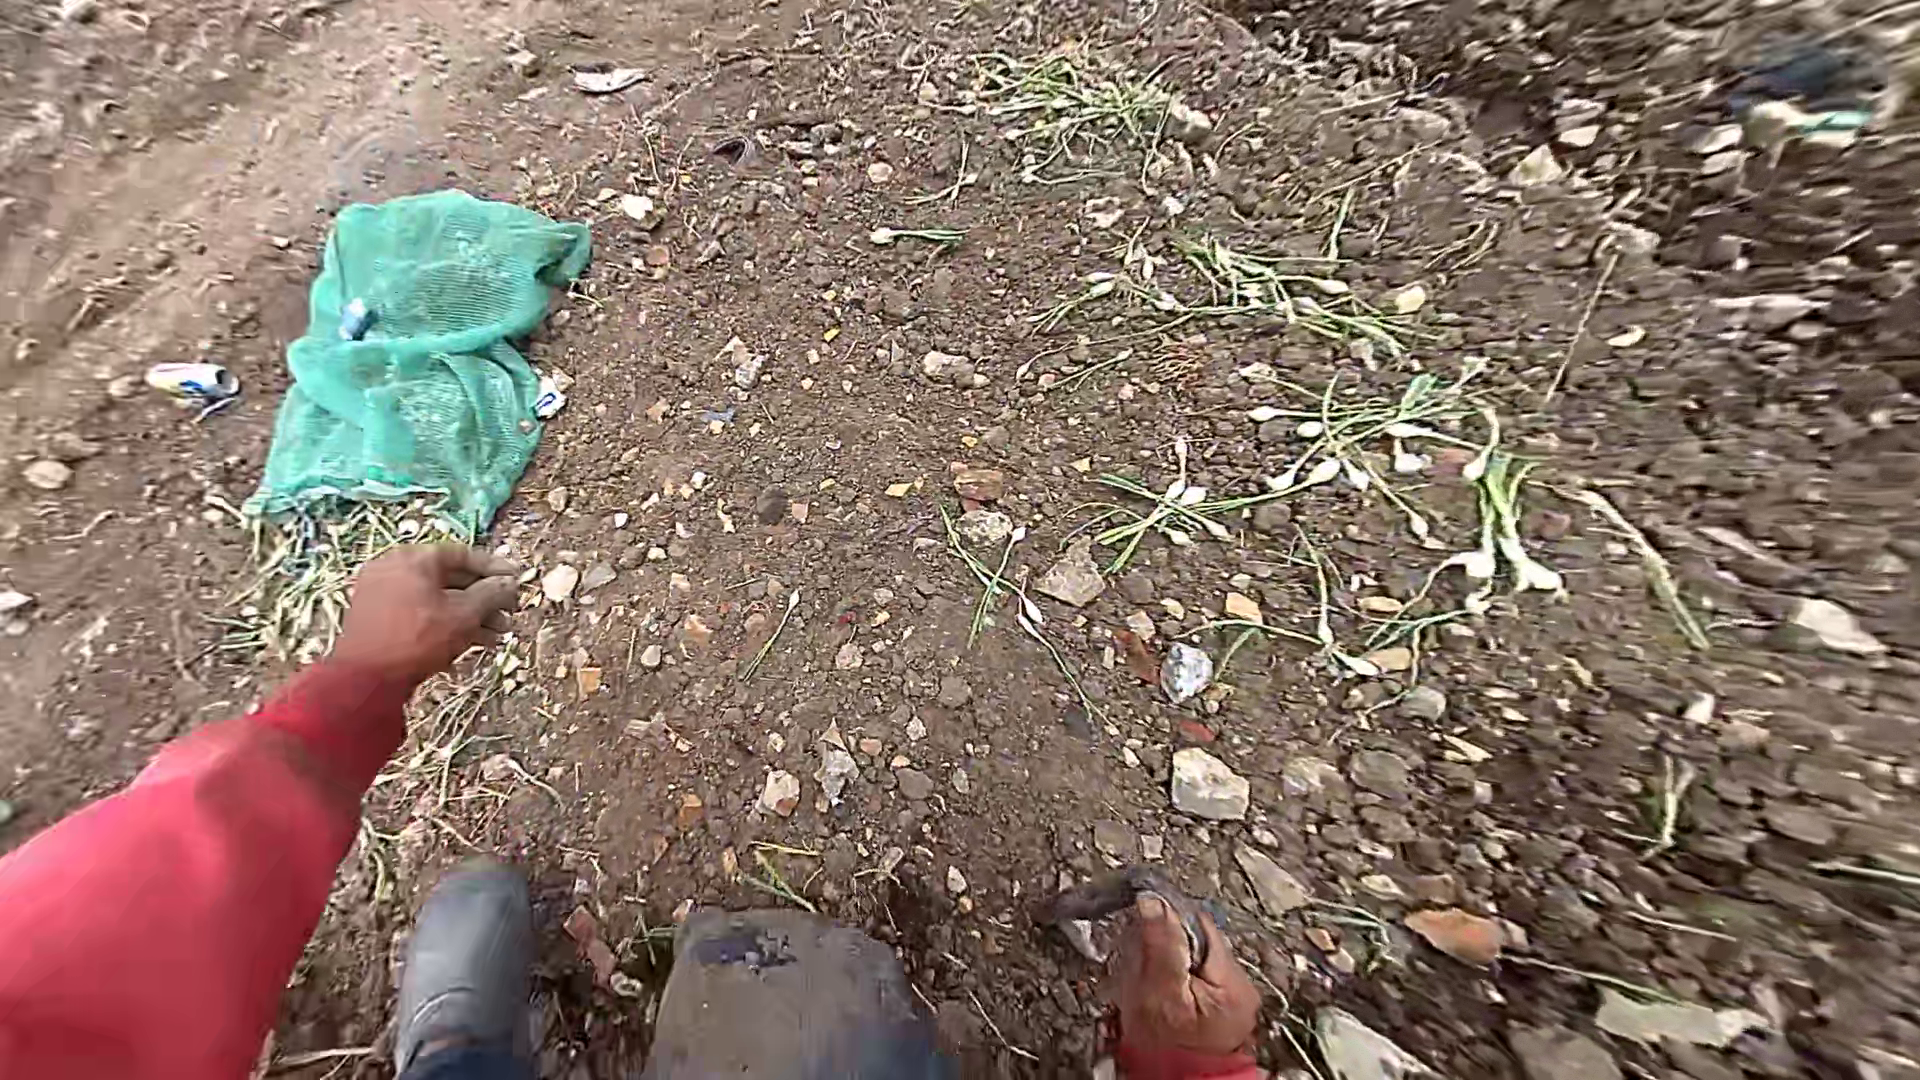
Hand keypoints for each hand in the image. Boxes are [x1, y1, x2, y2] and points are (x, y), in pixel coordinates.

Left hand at [333, 544, 520, 685]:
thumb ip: (493, 591)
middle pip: (453, 577)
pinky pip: (424, 610)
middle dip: (487, 597)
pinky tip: (478, 639)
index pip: (464, 554)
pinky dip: (451, 621)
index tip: (516, 581)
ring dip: (474, 612)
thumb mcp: (467, 611)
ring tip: (498, 632)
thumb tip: (508, 582)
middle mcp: (394, 570)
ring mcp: (383, 593)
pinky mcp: (380, 616)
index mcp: (412, 560)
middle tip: (509, 611)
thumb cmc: (420, 637)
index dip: (495, 568)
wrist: (366, 679)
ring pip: (441, 596)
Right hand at [1112, 893, 1259, 1057]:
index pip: (1198, 923)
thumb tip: (1153, 900)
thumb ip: (1161, 945)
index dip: (1169, 920)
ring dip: (1172, 952)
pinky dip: (1179, 967)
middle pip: (1198, 935)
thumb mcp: (1159, 993)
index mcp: (1233, 982)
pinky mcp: (1224, 996)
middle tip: (1148, 957)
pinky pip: (1198, 965)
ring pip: (1196, 948)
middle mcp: (1242, 982)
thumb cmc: (1167, 1046)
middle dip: (1170, 938)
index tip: (1146, 925)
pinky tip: (1166, 982)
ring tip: (1155, 973)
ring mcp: (1235, 991)